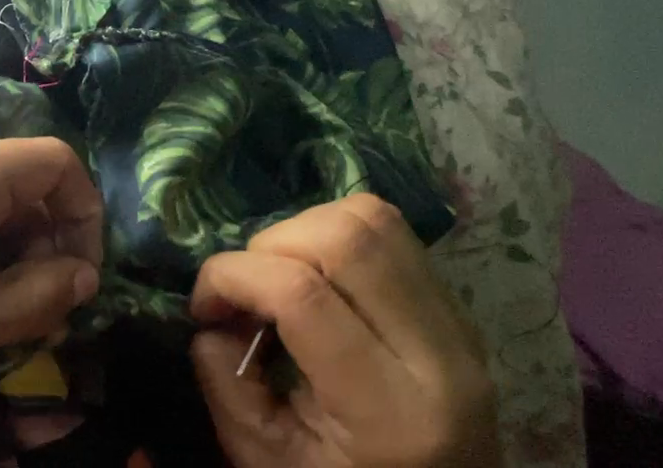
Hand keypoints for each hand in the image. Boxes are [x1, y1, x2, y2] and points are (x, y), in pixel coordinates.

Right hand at [188, 194, 499, 467]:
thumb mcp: (262, 455)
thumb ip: (223, 379)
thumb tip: (214, 313)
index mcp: (392, 413)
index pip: (301, 293)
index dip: (230, 277)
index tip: (203, 305)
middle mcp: (439, 358)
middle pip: (345, 238)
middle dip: (269, 244)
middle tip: (248, 286)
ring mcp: (459, 325)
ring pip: (370, 219)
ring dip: (302, 230)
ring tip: (281, 273)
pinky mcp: (456, 305)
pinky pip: (389, 232)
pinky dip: (333, 234)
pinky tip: (316, 274)